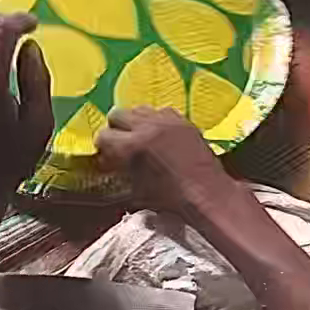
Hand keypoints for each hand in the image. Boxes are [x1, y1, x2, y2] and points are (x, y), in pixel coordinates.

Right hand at [95, 107, 238, 217]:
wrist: (207, 193)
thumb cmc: (170, 200)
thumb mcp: (137, 190)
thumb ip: (120, 170)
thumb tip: (110, 163)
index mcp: (131, 146)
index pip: (103, 135)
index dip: (103, 147)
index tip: (107, 157)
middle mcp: (146, 126)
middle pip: (117, 114)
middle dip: (116, 129)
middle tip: (121, 144)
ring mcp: (166, 120)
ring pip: (139, 109)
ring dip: (135, 122)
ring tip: (142, 137)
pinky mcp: (183, 120)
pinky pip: (161, 111)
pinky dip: (156, 121)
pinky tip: (161, 135)